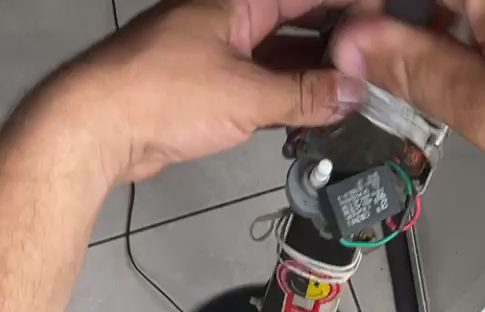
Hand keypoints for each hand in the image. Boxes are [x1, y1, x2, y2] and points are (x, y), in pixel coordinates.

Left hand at [50, 0, 368, 183]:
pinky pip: (261, 88)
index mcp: (238, 1)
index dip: (347, 5)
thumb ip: (303, 95)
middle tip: (374, 66)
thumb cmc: (162, 92)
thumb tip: (350, 93)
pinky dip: (288, 101)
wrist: (102, 126)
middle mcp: (230, 20)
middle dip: (336, 44)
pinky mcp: (210, 90)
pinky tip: (313, 115)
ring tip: (353, 96)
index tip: (382, 17)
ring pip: (280, 60)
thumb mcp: (245, 95)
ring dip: (313, 78)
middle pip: (297, 23)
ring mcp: (219, 55)